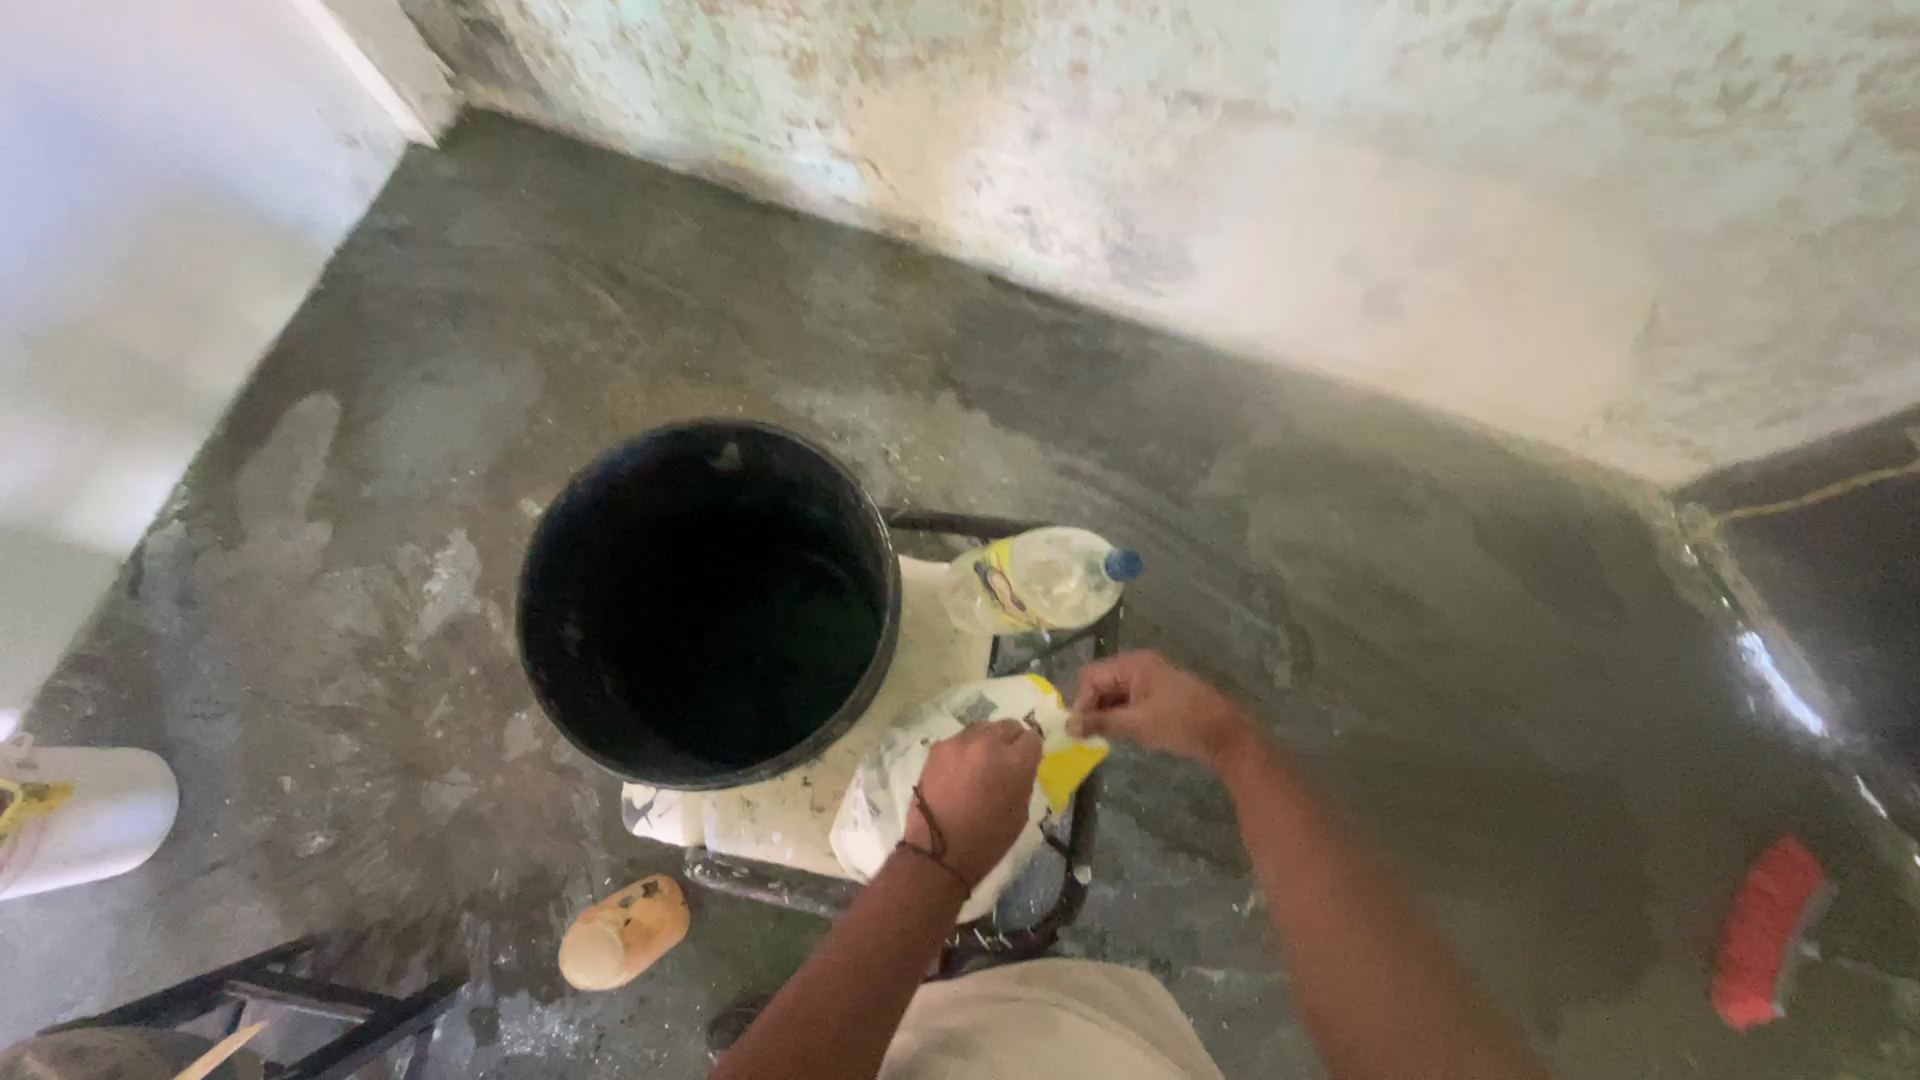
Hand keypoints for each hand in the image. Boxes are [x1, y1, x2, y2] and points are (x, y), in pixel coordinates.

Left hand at [905, 719, 1042, 884]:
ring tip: (979, 766)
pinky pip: (959, 740)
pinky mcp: (938, 747)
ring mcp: (960, 742)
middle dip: (1009, 742)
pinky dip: (964, 751)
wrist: (938, 851)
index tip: (1025, 763)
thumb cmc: (987, 840)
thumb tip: (1019, 763)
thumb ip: (1023, 778)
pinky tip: (959, 772)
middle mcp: (989, 743)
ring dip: (986, 742)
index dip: (1030, 752)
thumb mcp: (1020, 812)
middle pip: (1008, 726)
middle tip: (1003, 763)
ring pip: (982, 728)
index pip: (1032, 738)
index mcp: (1015, 762)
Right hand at [1069, 650, 1256, 768]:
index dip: (1081, 701)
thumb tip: (1068, 726)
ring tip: (1104, 736)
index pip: (1091, 676)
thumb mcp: (1137, 724)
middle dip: (1093, 707)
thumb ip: (1100, 723)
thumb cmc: (1180, 724)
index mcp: (1133, 664)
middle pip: (1101, 681)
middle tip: (1089, 735)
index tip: (1080, 729)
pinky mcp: (1158, 692)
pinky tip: (1122, 732)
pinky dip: (1121, 713)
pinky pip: (1129, 698)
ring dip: (1106, 712)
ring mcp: (1150, 677)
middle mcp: (1139, 664)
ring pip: (1114, 691)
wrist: (1225, 733)